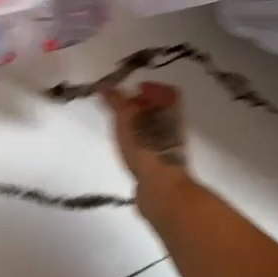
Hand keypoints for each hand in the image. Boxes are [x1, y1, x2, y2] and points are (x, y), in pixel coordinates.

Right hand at [103, 82, 192, 204]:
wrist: (161, 189)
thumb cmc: (146, 146)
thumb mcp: (127, 117)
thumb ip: (116, 101)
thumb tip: (105, 87)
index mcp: (170, 110)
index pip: (167, 92)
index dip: (150, 89)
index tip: (131, 92)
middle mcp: (173, 127)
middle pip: (158, 111)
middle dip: (139, 109)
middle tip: (118, 110)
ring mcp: (168, 147)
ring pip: (153, 130)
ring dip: (137, 128)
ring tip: (118, 131)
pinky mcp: (160, 166)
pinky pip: (148, 149)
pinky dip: (137, 147)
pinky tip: (125, 152)